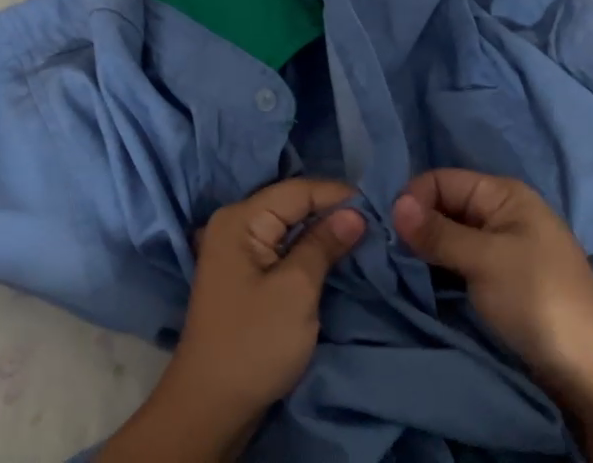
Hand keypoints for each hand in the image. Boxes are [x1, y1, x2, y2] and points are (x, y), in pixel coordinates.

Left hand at [98, 179, 364, 461]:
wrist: (212, 403)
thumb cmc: (255, 342)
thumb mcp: (296, 290)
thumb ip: (323, 244)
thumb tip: (355, 213)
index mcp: (240, 219)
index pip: (297, 190)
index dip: (339, 195)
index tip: (380, 204)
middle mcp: (233, 224)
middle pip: (291, 204)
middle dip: (332, 210)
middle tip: (377, 219)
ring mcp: (236, 251)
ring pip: (288, 226)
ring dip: (322, 230)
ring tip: (363, 234)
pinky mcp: (243, 275)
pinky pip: (281, 248)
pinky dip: (307, 249)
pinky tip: (333, 254)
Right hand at [391, 168, 592, 377]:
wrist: (592, 370)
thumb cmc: (538, 299)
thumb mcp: (484, 259)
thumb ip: (438, 232)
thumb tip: (394, 204)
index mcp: (503, 194)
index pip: (441, 179)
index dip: (413, 200)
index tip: (389, 232)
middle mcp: (501, 214)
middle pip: (443, 206)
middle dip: (415, 226)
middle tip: (387, 254)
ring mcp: (501, 249)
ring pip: (448, 237)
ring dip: (424, 252)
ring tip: (398, 271)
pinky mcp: (499, 280)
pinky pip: (457, 263)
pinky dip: (437, 270)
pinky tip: (420, 284)